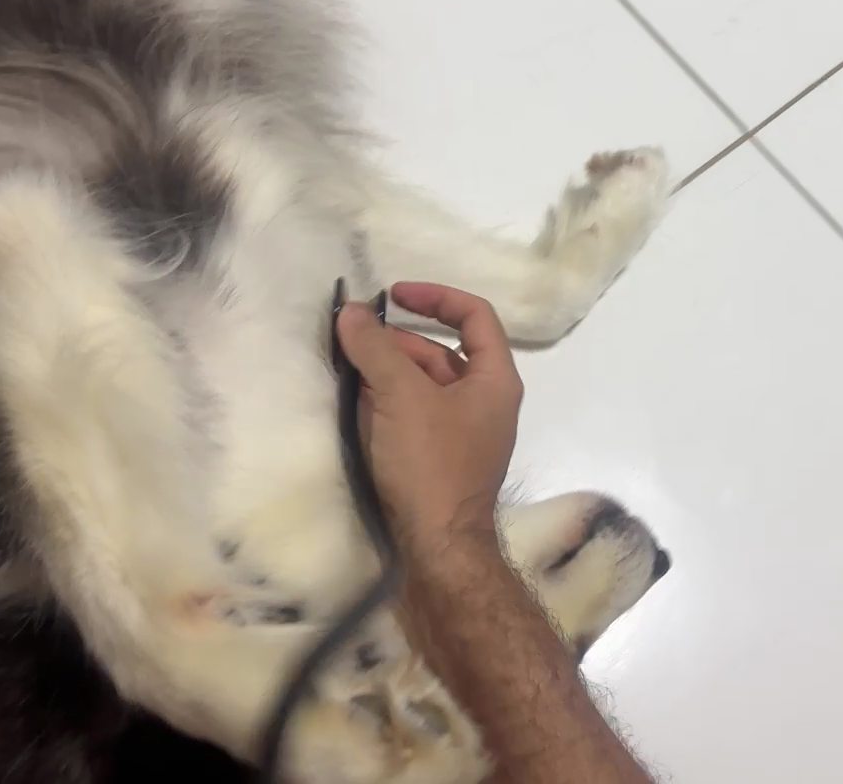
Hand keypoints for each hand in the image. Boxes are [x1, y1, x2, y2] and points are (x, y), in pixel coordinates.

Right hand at [336, 283, 522, 552]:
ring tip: (346, 362)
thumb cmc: (431, 463)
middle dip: (399, 338)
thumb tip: (352, 312)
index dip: (436, 296)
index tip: (394, 293)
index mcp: (496, 377)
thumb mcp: (402, 397)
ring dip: (389, 368)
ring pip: (427, 383)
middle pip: (444, 350)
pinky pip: (417, 412)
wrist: (438, 548)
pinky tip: (356, 398)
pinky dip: (390, 399)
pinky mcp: (442, 455)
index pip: (475, 316)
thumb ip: (377, 350)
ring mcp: (465, 429)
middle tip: (352, 334)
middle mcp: (487, 399)